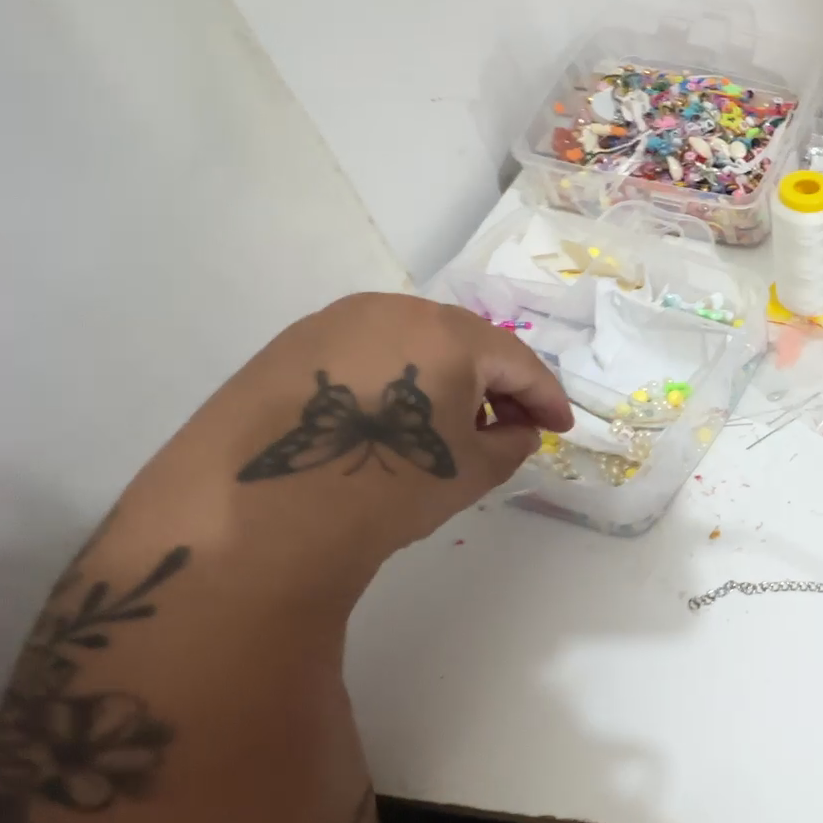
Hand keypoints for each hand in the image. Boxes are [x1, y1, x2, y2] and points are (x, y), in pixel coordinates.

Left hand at [125, 293, 571, 595]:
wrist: (261, 511)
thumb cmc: (394, 484)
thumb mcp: (477, 468)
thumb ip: (514, 440)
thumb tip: (515, 428)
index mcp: (450, 333)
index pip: (519, 363)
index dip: (548, 398)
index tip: (561, 428)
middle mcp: (393, 310)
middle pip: (468, 342)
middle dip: (499, 384)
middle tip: (513, 426)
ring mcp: (335, 322)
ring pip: (417, 343)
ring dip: (450, 379)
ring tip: (456, 427)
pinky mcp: (292, 346)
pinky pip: (372, 353)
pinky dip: (402, 380)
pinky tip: (400, 421)